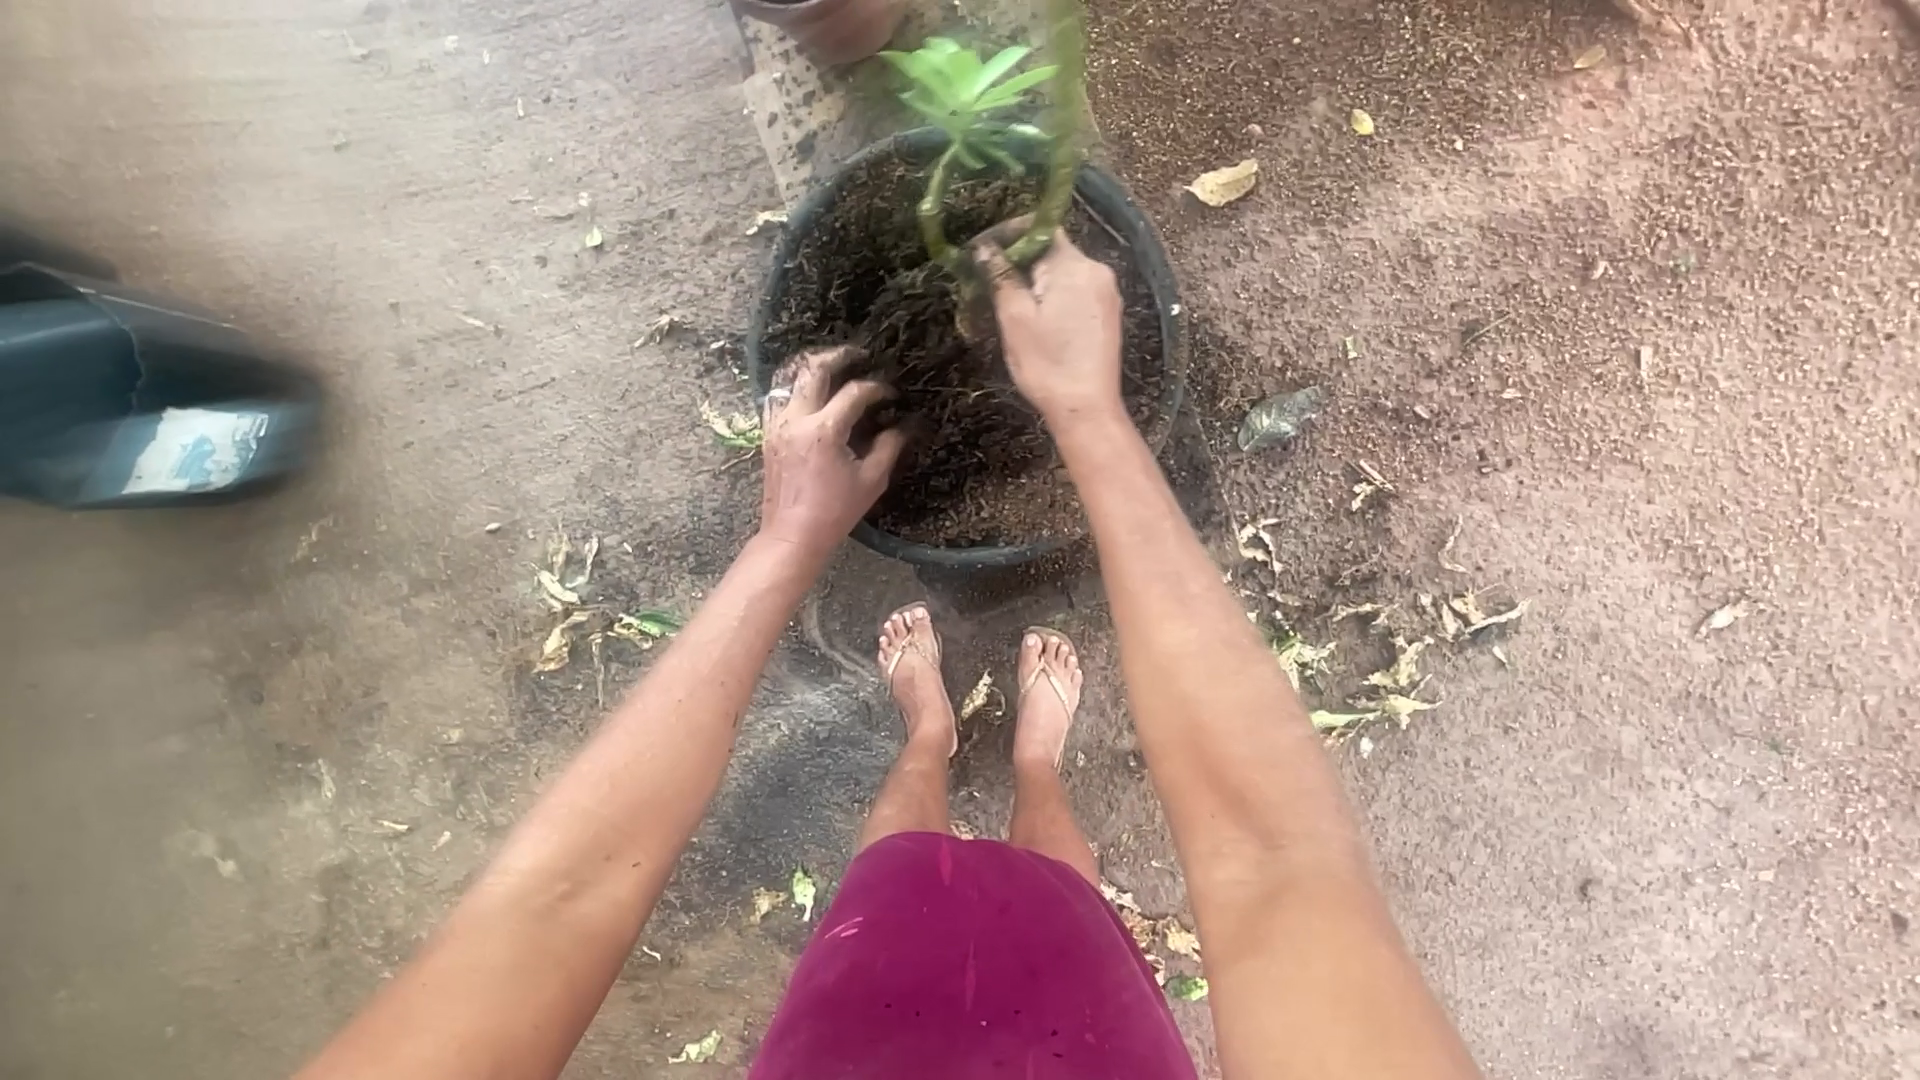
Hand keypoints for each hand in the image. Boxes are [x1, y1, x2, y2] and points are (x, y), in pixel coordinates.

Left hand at [758, 345, 905, 560]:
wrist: (793, 535)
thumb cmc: (834, 512)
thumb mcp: (871, 480)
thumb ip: (889, 447)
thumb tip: (903, 426)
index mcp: (825, 430)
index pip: (855, 393)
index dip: (878, 388)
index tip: (892, 394)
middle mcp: (796, 420)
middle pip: (815, 369)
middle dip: (839, 356)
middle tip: (859, 354)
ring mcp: (777, 425)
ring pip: (790, 378)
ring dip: (813, 367)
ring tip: (833, 365)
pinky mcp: (768, 434)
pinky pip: (778, 397)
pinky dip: (795, 386)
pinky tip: (810, 391)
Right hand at [971, 226, 1124, 428]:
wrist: (1085, 408)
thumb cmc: (1047, 365)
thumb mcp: (1014, 319)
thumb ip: (1001, 277)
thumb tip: (985, 248)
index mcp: (1075, 266)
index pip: (1041, 227)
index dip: (1010, 232)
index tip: (983, 249)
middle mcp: (1097, 272)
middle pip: (1053, 250)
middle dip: (1020, 260)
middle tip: (989, 279)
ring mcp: (1106, 295)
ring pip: (1064, 273)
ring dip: (1036, 280)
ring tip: (1008, 302)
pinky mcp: (1107, 316)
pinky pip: (1076, 292)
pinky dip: (1053, 296)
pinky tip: (1036, 318)